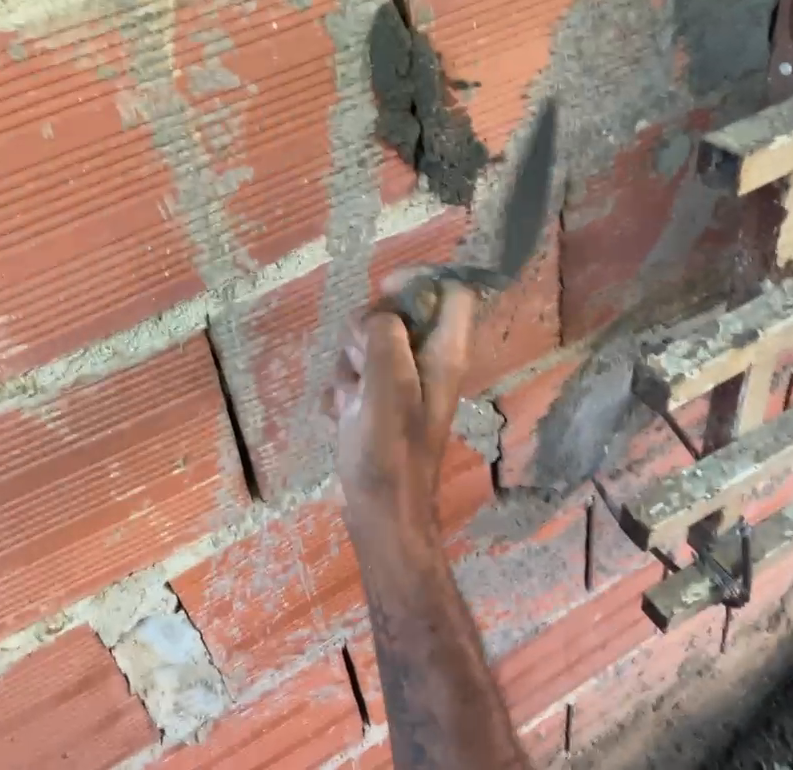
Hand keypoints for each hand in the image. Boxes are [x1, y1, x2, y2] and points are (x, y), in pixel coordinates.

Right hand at [331, 274, 477, 532]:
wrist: (379, 513)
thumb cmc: (389, 453)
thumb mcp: (388, 386)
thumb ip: (384, 338)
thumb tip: (375, 321)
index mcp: (444, 353)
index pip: (453, 290)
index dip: (420, 279)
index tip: (384, 289)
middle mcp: (428, 362)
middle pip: (398, 312)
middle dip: (366, 330)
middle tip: (361, 363)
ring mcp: (402, 383)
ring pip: (368, 343)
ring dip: (349, 364)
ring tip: (350, 400)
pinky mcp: (378, 402)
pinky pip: (353, 374)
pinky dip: (341, 390)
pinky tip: (339, 415)